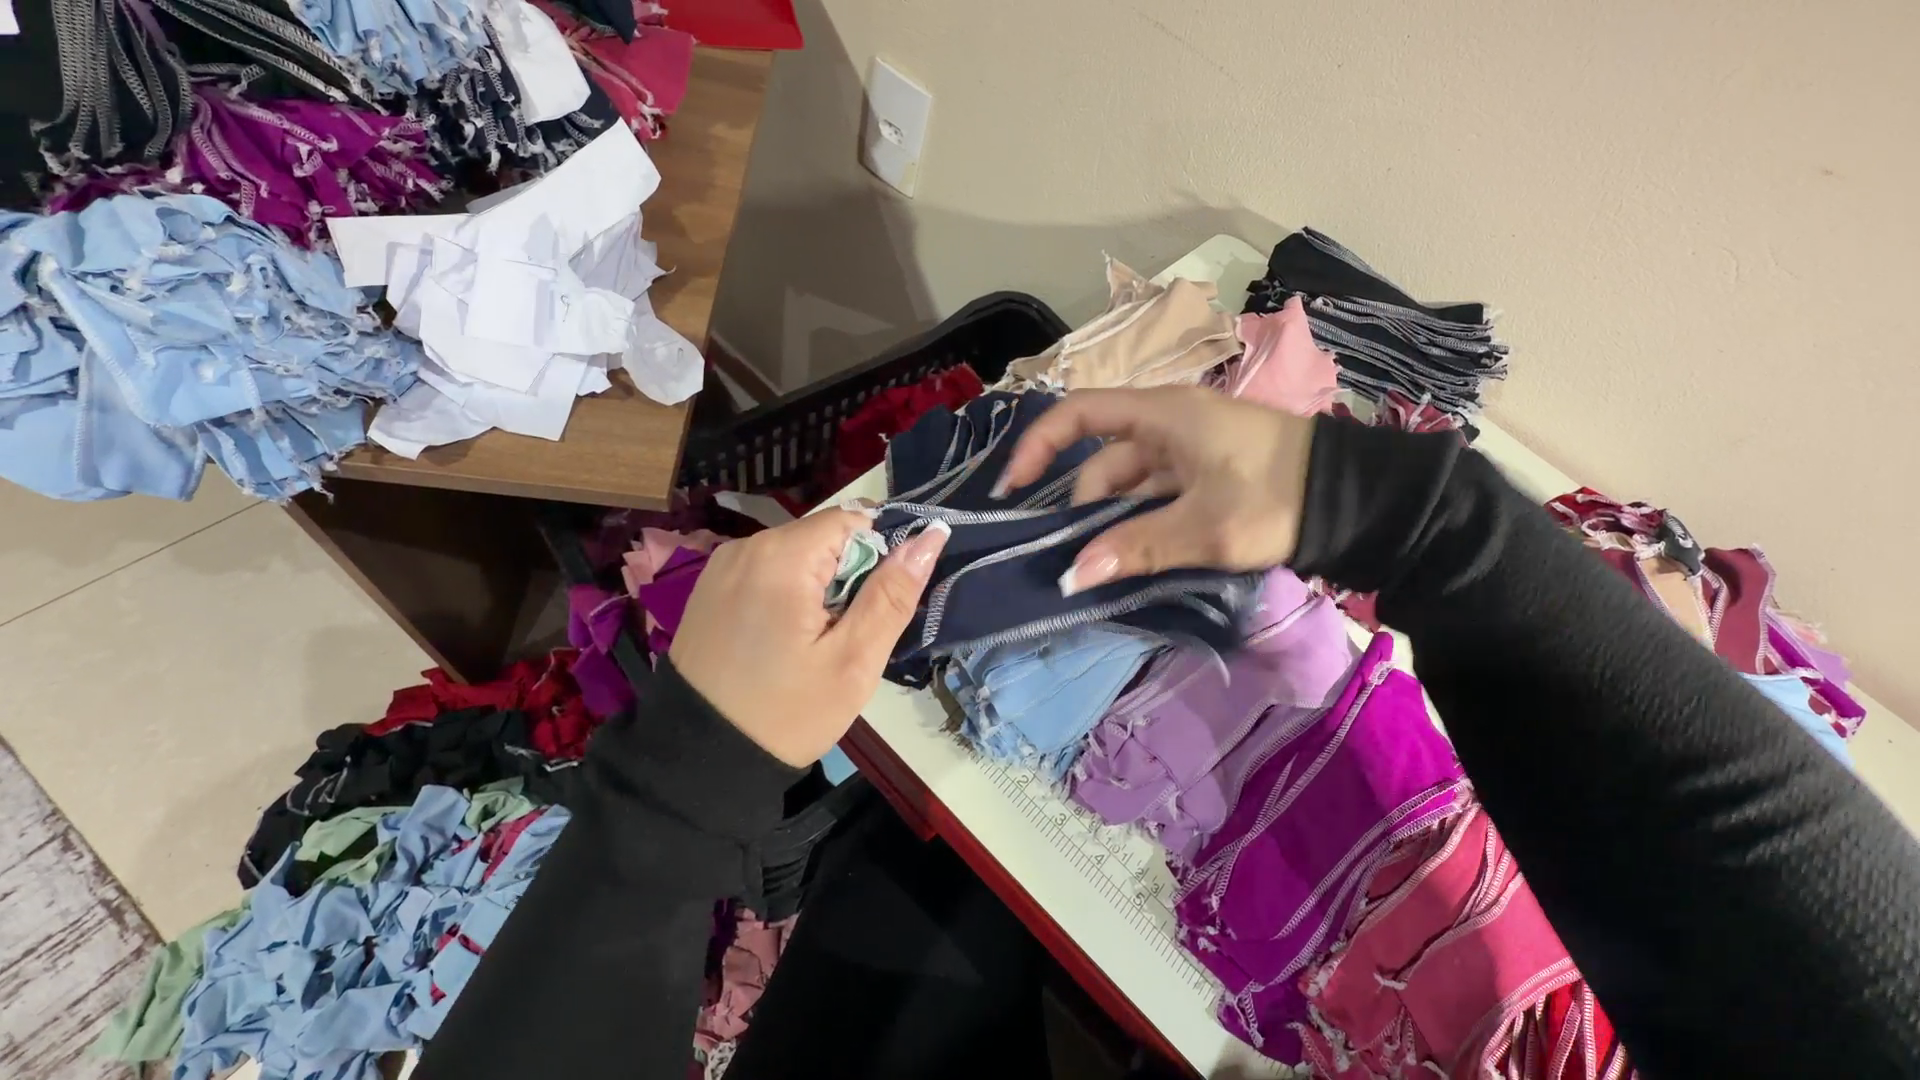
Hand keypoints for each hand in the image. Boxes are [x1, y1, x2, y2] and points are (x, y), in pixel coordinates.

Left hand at [669, 509, 949, 766]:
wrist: (700, 757)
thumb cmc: (786, 712)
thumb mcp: (853, 661)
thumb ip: (892, 594)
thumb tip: (931, 535)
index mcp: (782, 556)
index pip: (854, 520)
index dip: (879, 557)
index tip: (877, 607)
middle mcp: (747, 546)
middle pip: (823, 537)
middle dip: (848, 576)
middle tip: (847, 636)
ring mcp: (723, 566)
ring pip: (797, 555)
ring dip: (819, 588)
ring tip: (816, 643)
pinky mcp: (711, 588)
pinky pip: (767, 572)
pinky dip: (788, 595)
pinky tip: (785, 640)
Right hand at [995, 386, 1314, 592]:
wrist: (1360, 500)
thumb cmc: (1277, 498)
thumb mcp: (1204, 528)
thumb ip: (1134, 548)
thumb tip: (1070, 576)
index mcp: (1163, 415)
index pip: (1078, 414)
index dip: (1038, 446)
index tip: (1014, 490)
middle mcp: (1168, 424)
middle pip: (1103, 460)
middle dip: (1084, 508)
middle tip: (1076, 560)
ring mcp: (1188, 449)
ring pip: (1130, 483)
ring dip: (1115, 521)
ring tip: (1109, 567)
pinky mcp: (1206, 473)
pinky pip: (1156, 495)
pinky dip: (1142, 523)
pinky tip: (1138, 557)